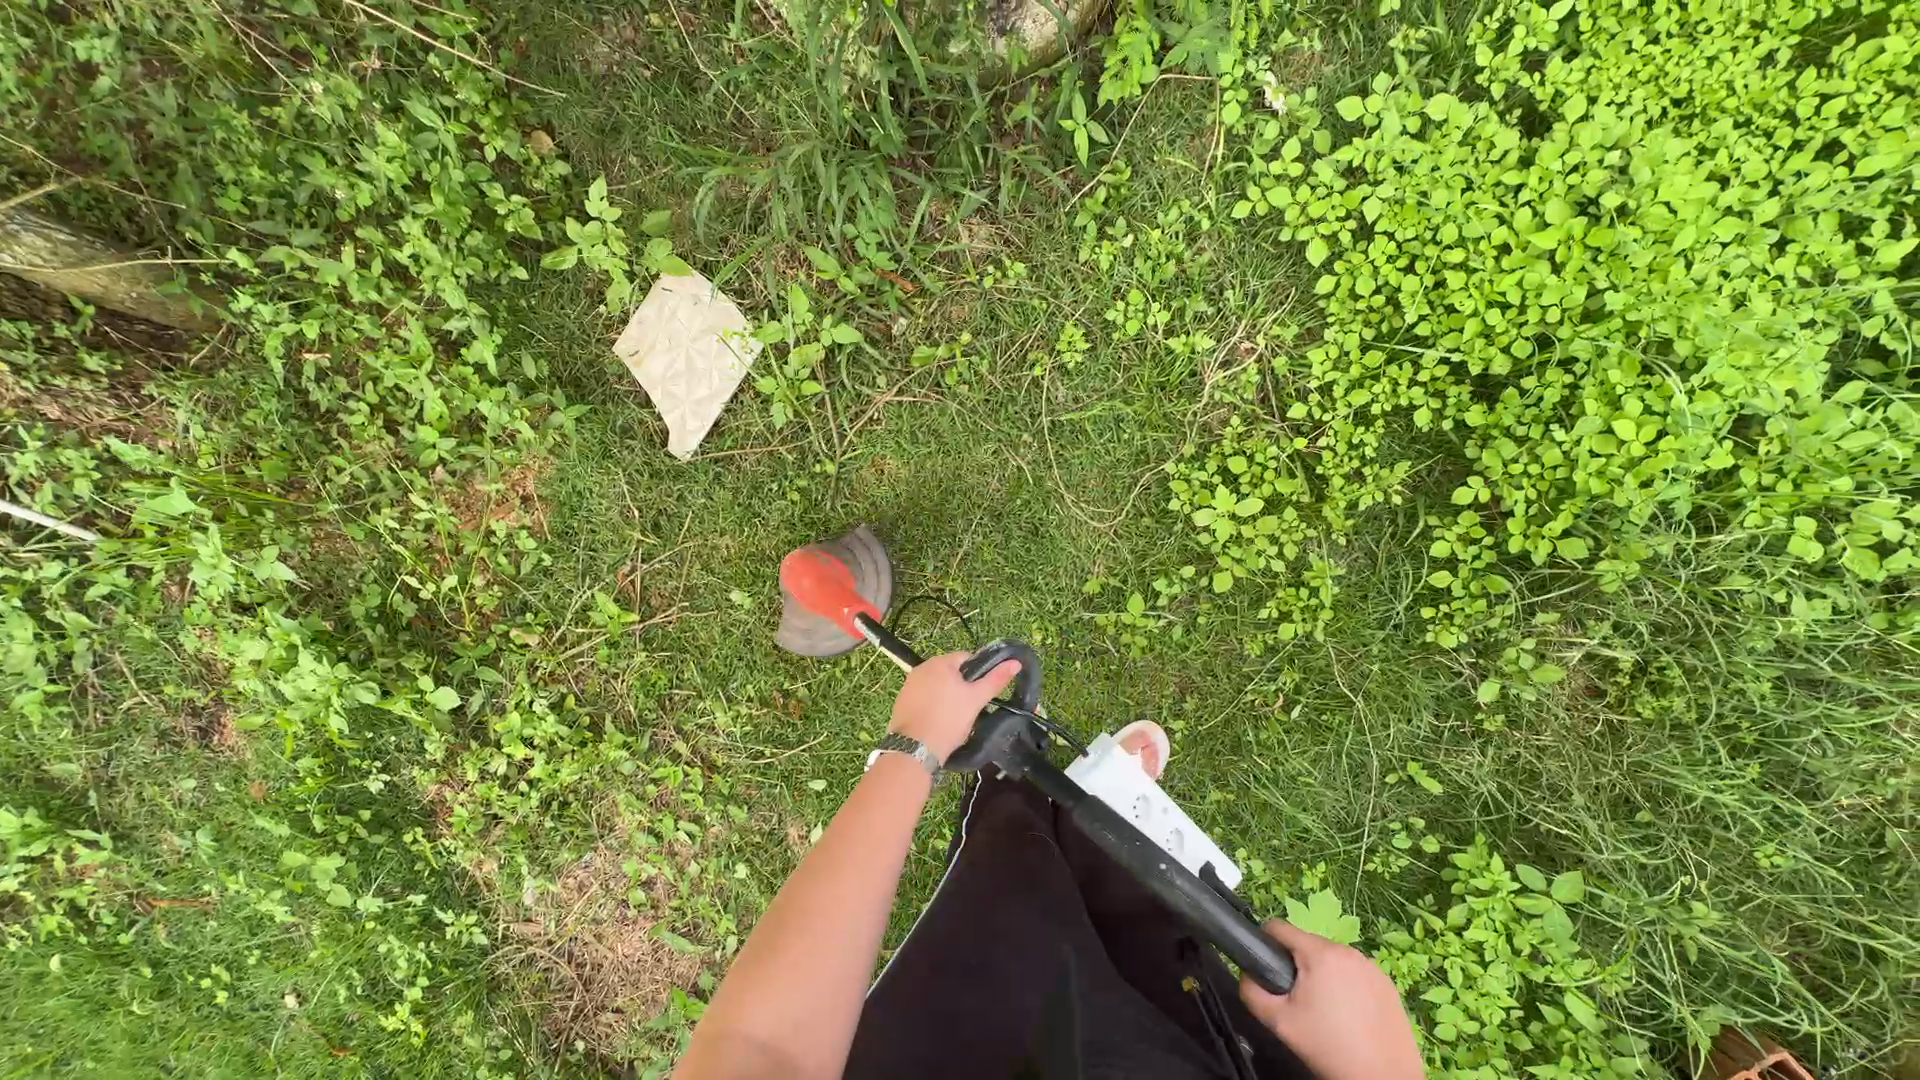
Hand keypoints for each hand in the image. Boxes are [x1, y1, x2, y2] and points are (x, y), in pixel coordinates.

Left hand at [889, 652, 1021, 760]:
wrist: (915, 748)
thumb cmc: (949, 719)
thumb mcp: (976, 699)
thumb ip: (995, 679)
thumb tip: (1015, 663)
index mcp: (939, 662)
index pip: (966, 658)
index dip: (978, 674)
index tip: (981, 693)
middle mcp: (921, 668)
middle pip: (950, 673)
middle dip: (961, 687)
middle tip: (970, 708)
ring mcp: (909, 685)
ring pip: (937, 687)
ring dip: (947, 697)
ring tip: (954, 718)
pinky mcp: (901, 702)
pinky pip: (924, 699)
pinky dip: (932, 706)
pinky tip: (937, 722)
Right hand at [1239, 920, 1425, 1079]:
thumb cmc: (1328, 1047)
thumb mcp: (1279, 1023)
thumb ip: (1251, 990)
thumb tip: (1247, 973)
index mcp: (1320, 953)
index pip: (1278, 927)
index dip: (1265, 944)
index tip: (1268, 971)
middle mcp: (1347, 950)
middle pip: (1306, 944)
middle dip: (1296, 965)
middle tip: (1298, 1002)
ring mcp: (1372, 967)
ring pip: (1331, 959)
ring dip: (1322, 975)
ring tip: (1325, 1011)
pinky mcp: (1388, 984)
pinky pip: (1355, 974)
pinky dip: (1346, 986)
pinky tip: (1349, 1017)